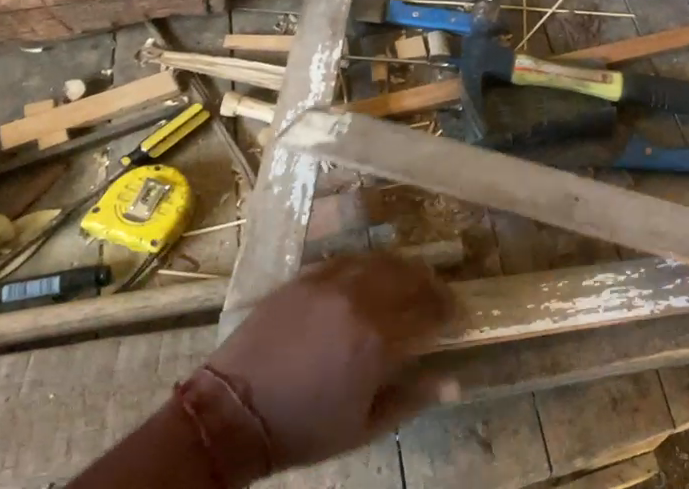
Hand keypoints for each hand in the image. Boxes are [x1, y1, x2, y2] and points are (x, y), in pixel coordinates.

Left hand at [205, 253, 457, 469]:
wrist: (232, 414)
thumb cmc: (303, 428)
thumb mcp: (364, 426)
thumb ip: (414, 398)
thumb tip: (456, 381)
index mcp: (378, 340)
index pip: (430, 313)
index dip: (449, 312)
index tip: (456, 317)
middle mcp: (360, 301)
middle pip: (411, 278)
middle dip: (431, 286)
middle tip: (438, 297)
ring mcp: (330, 284)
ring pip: (382, 261)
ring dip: (403, 269)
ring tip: (410, 280)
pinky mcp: (304, 278)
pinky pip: (347, 259)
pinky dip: (367, 265)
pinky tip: (370, 276)